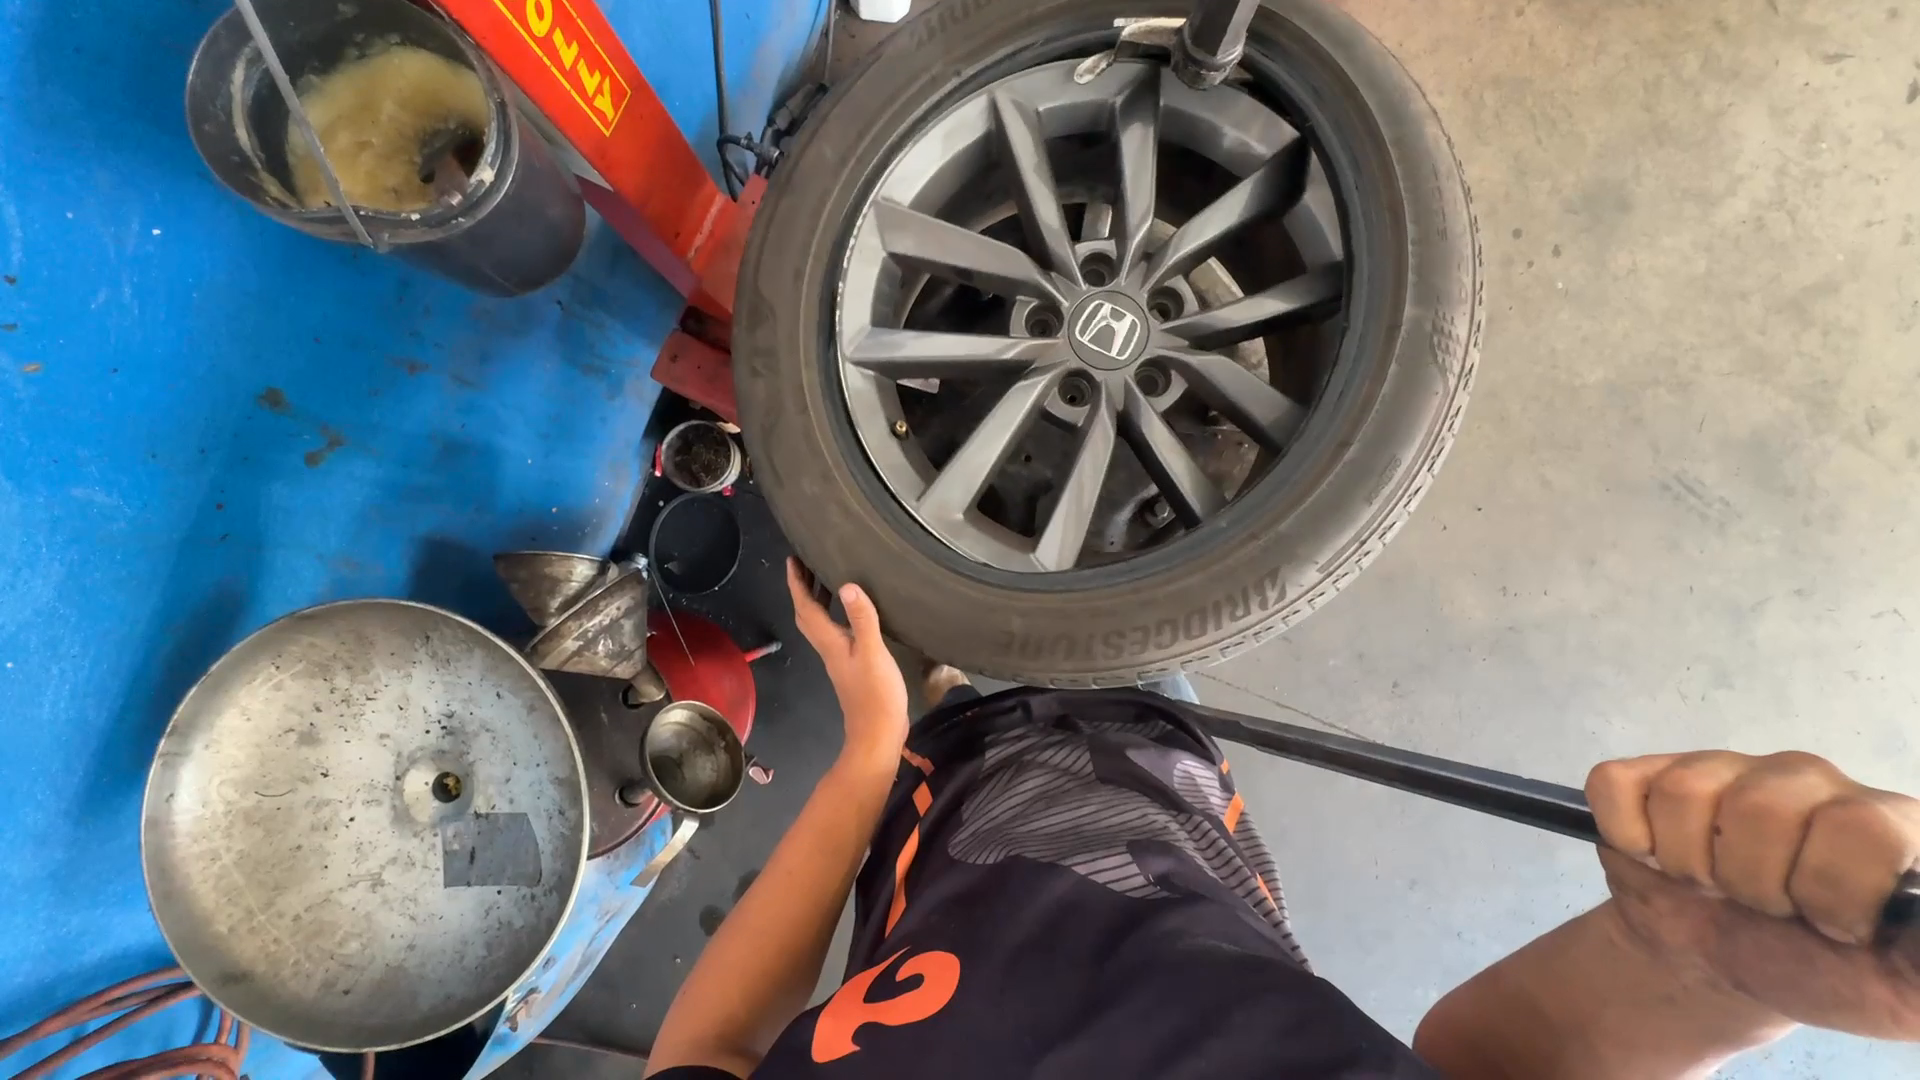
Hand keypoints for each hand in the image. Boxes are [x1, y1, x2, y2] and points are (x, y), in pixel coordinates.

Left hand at [785, 558, 908, 768]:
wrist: (878, 734)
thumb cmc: (875, 694)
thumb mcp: (872, 653)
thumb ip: (862, 619)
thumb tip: (847, 585)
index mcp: (830, 642)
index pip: (806, 608)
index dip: (798, 584)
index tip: (792, 561)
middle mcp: (829, 649)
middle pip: (808, 615)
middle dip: (804, 589)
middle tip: (807, 565)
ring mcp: (839, 659)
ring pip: (821, 624)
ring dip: (819, 601)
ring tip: (828, 579)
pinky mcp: (852, 667)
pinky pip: (836, 633)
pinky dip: (837, 616)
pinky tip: (852, 612)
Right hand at [1587, 751, 1919, 1038]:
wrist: (1712, 959)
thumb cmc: (1813, 969)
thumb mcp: (1905, 990)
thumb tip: (1918, 911)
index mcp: (1882, 822)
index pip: (1860, 825)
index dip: (1831, 886)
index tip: (1828, 924)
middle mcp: (1804, 778)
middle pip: (1758, 808)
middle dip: (1747, 880)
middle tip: (1756, 904)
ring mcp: (1715, 765)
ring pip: (1682, 793)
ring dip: (1685, 861)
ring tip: (1706, 882)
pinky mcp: (1641, 770)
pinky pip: (1614, 784)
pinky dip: (1624, 832)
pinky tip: (1651, 852)